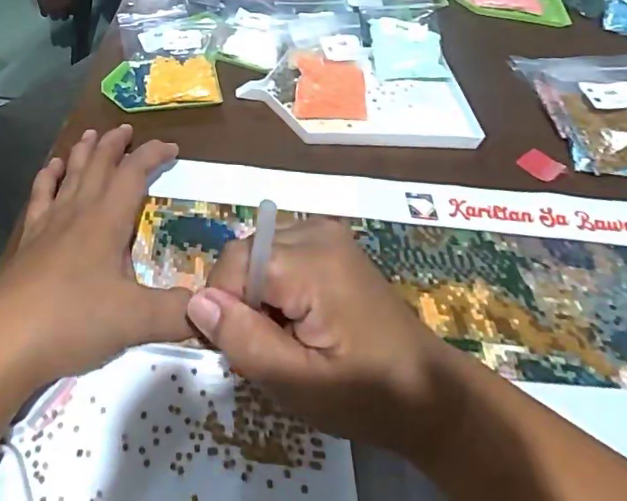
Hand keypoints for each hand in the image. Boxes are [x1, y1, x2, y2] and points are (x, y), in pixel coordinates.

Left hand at [0, 125, 192, 387]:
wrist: (5, 341)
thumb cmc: (74, 321)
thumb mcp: (137, 321)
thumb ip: (179, 313)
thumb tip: (212, 309)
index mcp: (107, 220)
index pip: (134, 174)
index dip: (153, 156)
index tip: (172, 146)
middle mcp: (78, 212)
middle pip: (99, 165)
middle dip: (115, 145)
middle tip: (126, 129)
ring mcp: (49, 224)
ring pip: (70, 175)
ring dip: (83, 152)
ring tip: (91, 134)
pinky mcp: (28, 241)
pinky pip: (40, 197)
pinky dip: (47, 178)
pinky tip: (50, 168)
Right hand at [33, 0, 75, 19]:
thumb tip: (72, 1)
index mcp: (69, 4)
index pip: (73, 12)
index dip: (73, 11)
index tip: (72, 10)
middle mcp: (60, 9)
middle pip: (64, 17)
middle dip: (65, 14)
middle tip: (64, 10)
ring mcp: (51, 10)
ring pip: (54, 17)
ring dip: (56, 15)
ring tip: (56, 10)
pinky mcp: (42, 8)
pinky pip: (45, 14)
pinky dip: (47, 12)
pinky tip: (48, 8)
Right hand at [184, 218, 454, 459]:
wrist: (430, 393)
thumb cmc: (366, 395)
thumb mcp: (298, 383)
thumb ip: (245, 339)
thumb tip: (197, 301)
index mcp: (312, 261)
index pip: (233, 262)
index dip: (225, 306)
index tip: (242, 350)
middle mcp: (316, 231)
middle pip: (244, 254)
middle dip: (241, 300)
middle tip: (266, 350)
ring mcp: (326, 233)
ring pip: (257, 253)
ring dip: (256, 293)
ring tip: (284, 337)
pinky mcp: (331, 242)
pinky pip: (278, 252)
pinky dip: (275, 284)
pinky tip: (297, 319)